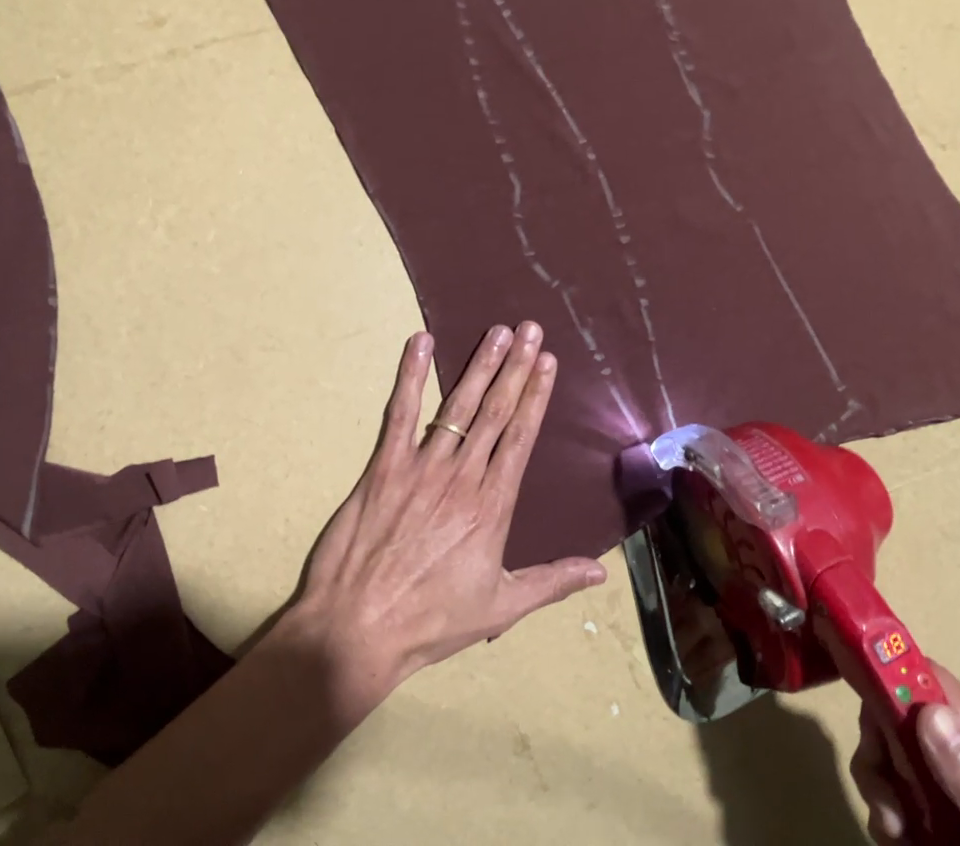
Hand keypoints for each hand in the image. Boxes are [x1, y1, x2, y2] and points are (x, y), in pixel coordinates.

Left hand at [290, 322, 606, 706]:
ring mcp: (419, 469)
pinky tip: (420, 343)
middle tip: (530, 330)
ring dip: (478, 367)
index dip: (535, 397)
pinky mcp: (382, 469)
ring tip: (497, 333)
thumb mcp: (500, 607)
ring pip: (456, 408)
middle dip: (515, 368)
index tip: (548, 364)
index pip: (519, 439)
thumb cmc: (432, 622)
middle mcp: (461, 478)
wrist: (359, 629)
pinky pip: (399, 414)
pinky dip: (410, 377)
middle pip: (493, 413)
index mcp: (492, 507)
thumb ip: (551, 583)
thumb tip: (600, 571)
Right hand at [851, 666, 959, 844]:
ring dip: (888, 796)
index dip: (886, 695)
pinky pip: (927, 788)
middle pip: (910, 723)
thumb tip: (931, 713)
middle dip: (882, 766)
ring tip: (897, 840)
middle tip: (888, 823)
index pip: (932, 683)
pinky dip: (907, 812)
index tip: (869, 747)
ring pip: (909, 759)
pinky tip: (912, 842)